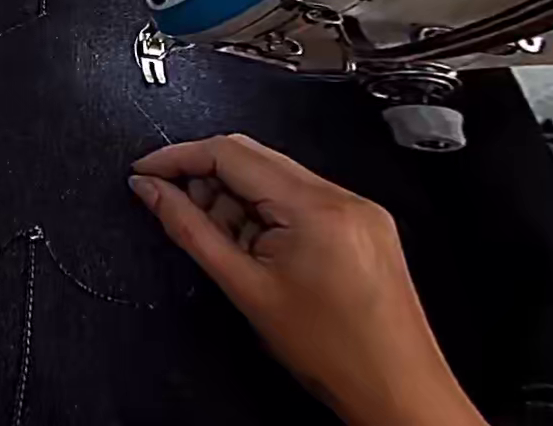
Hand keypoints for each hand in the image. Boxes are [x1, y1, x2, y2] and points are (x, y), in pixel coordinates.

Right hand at [129, 136, 485, 425]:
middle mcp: (340, 194)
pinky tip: (252, 241)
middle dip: (204, 175)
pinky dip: (261, 207)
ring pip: (269, 172)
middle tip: (173, 200)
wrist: (405, 403)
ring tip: (223, 237)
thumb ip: (188, 229)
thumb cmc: (335, 357)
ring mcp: (354, 204)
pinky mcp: (359, 218)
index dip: (179, 157)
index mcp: (315, 207)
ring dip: (233, 194)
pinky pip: (294, 191)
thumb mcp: (245, 288)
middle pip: (248, 155)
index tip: (147, 168)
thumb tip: (150, 189)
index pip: (228, 153)